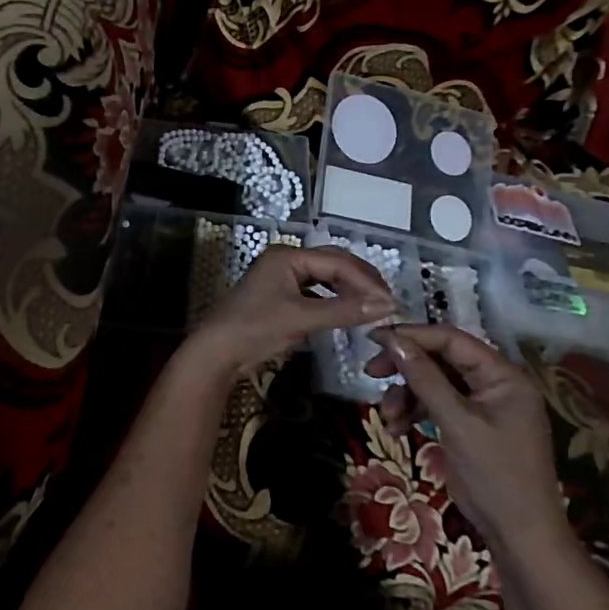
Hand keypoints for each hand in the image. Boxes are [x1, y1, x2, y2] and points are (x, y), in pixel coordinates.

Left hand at [182, 245, 396, 376]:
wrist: (216, 352)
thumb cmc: (254, 329)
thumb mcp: (301, 319)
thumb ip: (344, 310)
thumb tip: (388, 305)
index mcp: (287, 256)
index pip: (338, 262)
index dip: (367, 281)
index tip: (392, 302)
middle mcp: (285, 260)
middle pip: (333, 264)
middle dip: (361, 282)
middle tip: (388, 303)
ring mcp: (281, 278)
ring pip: (325, 278)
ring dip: (349, 291)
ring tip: (373, 308)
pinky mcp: (280, 296)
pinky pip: (315, 292)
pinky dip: (334, 300)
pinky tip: (348, 313)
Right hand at [364, 325, 566, 550]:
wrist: (518, 532)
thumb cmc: (495, 473)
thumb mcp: (457, 422)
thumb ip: (424, 378)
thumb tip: (392, 340)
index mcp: (504, 376)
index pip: (452, 340)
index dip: (412, 336)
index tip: (373, 340)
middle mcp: (494, 384)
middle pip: (440, 360)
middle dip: (405, 368)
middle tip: (371, 373)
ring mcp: (481, 405)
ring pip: (432, 383)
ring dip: (405, 396)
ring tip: (388, 419)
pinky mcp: (468, 424)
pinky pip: (434, 405)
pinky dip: (413, 413)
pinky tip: (397, 430)